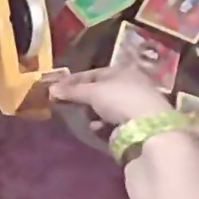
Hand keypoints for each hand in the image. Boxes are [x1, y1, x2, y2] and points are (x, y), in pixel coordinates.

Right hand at [46, 65, 173, 132]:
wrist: (147, 127)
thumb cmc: (119, 100)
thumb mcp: (92, 92)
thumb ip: (71, 91)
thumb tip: (51, 89)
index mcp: (121, 71)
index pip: (92, 73)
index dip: (73, 80)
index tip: (56, 89)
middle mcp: (128, 84)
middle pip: (97, 90)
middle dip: (82, 98)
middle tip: (65, 103)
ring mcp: (132, 104)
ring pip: (103, 107)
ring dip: (91, 113)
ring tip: (82, 118)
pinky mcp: (133, 122)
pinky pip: (110, 121)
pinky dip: (101, 124)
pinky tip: (97, 128)